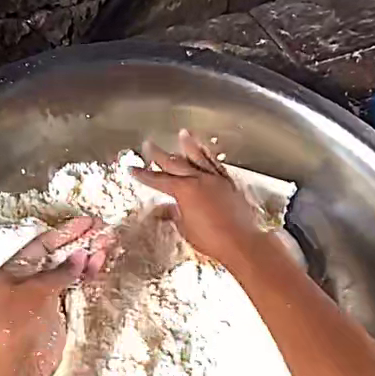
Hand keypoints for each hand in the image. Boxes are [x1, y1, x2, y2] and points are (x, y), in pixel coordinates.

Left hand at [0, 216, 111, 375]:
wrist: (15, 370)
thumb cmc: (18, 325)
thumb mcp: (37, 292)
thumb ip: (60, 272)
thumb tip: (81, 255)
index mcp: (15, 270)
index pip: (44, 243)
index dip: (66, 231)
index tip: (88, 221)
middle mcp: (29, 280)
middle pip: (59, 255)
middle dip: (81, 242)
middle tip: (104, 230)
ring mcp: (44, 297)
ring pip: (69, 271)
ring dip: (88, 258)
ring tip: (108, 245)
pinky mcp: (57, 313)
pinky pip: (74, 288)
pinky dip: (86, 277)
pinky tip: (99, 266)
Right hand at [130, 129, 270, 266]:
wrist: (242, 242)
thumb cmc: (212, 240)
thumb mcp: (185, 228)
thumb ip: (174, 214)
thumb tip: (164, 209)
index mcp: (184, 190)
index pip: (158, 180)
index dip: (144, 175)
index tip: (132, 169)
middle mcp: (199, 179)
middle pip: (175, 163)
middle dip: (159, 154)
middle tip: (148, 144)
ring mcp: (216, 179)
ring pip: (199, 157)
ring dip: (188, 145)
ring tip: (182, 133)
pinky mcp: (230, 182)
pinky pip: (216, 164)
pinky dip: (209, 155)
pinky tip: (206, 151)